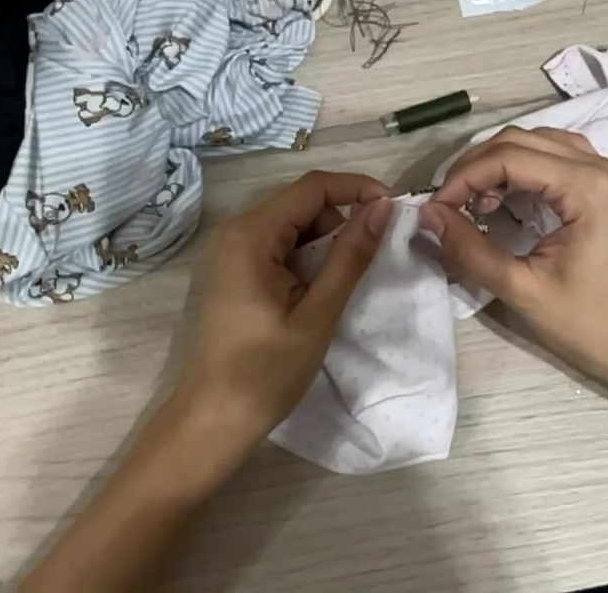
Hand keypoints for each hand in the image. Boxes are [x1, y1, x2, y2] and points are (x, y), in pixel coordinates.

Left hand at [173, 171, 391, 450]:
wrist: (213, 420)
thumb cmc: (265, 371)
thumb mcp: (318, 313)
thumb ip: (350, 256)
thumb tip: (382, 208)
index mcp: (252, 233)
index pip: (313, 186)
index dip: (357, 189)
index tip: (394, 209)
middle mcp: (239, 230)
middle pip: (303, 202)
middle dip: (342, 220)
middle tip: (369, 259)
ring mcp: (235, 250)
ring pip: (295, 223)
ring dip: (326, 242)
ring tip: (341, 284)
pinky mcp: (238, 269)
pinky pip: (282, 245)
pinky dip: (308, 257)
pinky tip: (319, 289)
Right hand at [429, 127, 607, 395]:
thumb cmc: (592, 325)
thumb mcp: (523, 290)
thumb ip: (470, 249)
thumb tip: (428, 217)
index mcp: (587, 186)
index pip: (508, 156)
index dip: (464, 177)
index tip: (436, 210)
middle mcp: (598, 166)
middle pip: (518, 140)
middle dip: (475, 169)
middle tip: (448, 207)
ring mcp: (604, 172)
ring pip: (533, 142)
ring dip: (496, 165)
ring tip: (473, 204)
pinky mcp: (601, 184)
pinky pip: (551, 156)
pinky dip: (519, 170)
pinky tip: (503, 200)